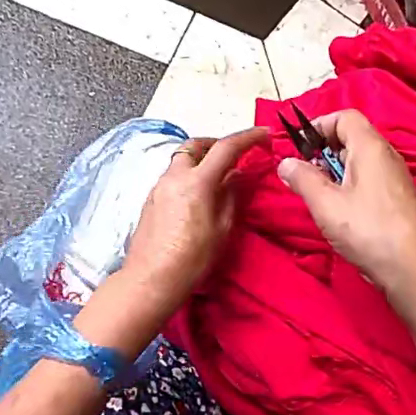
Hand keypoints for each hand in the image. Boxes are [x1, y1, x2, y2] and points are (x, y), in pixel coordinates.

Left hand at [115, 126, 268, 315]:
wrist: (151, 280)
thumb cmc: (191, 260)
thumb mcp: (222, 228)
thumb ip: (232, 196)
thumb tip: (238, 175)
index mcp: (196, 181)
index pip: (225, 147)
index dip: (248, 137)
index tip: (264, 135)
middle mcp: (174, 177)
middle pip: (195, 145)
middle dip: (216, 144)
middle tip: (235, 156)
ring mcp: (158, 188)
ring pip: (181, 161)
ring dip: (201, 161)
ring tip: (218, 179)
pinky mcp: (150, 201)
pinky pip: (173, 178)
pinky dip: (189, 177)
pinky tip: (199, 197)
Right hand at [275, 110, 415, 299]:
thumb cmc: (370, 232)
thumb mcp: (326, 204)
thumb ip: (302, 179)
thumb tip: (286, 163)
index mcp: (370, 147)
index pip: (345, 117)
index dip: (318, 126)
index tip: (299, 148)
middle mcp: (387, 157)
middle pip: (351, 138)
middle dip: (323, 151)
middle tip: (305, 176)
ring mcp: (395, 180)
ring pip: (359, 163)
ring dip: (334, 173)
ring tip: (319, 198)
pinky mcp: (398, 202)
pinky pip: (368, 182)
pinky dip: (349, 189)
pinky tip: (340, 215)